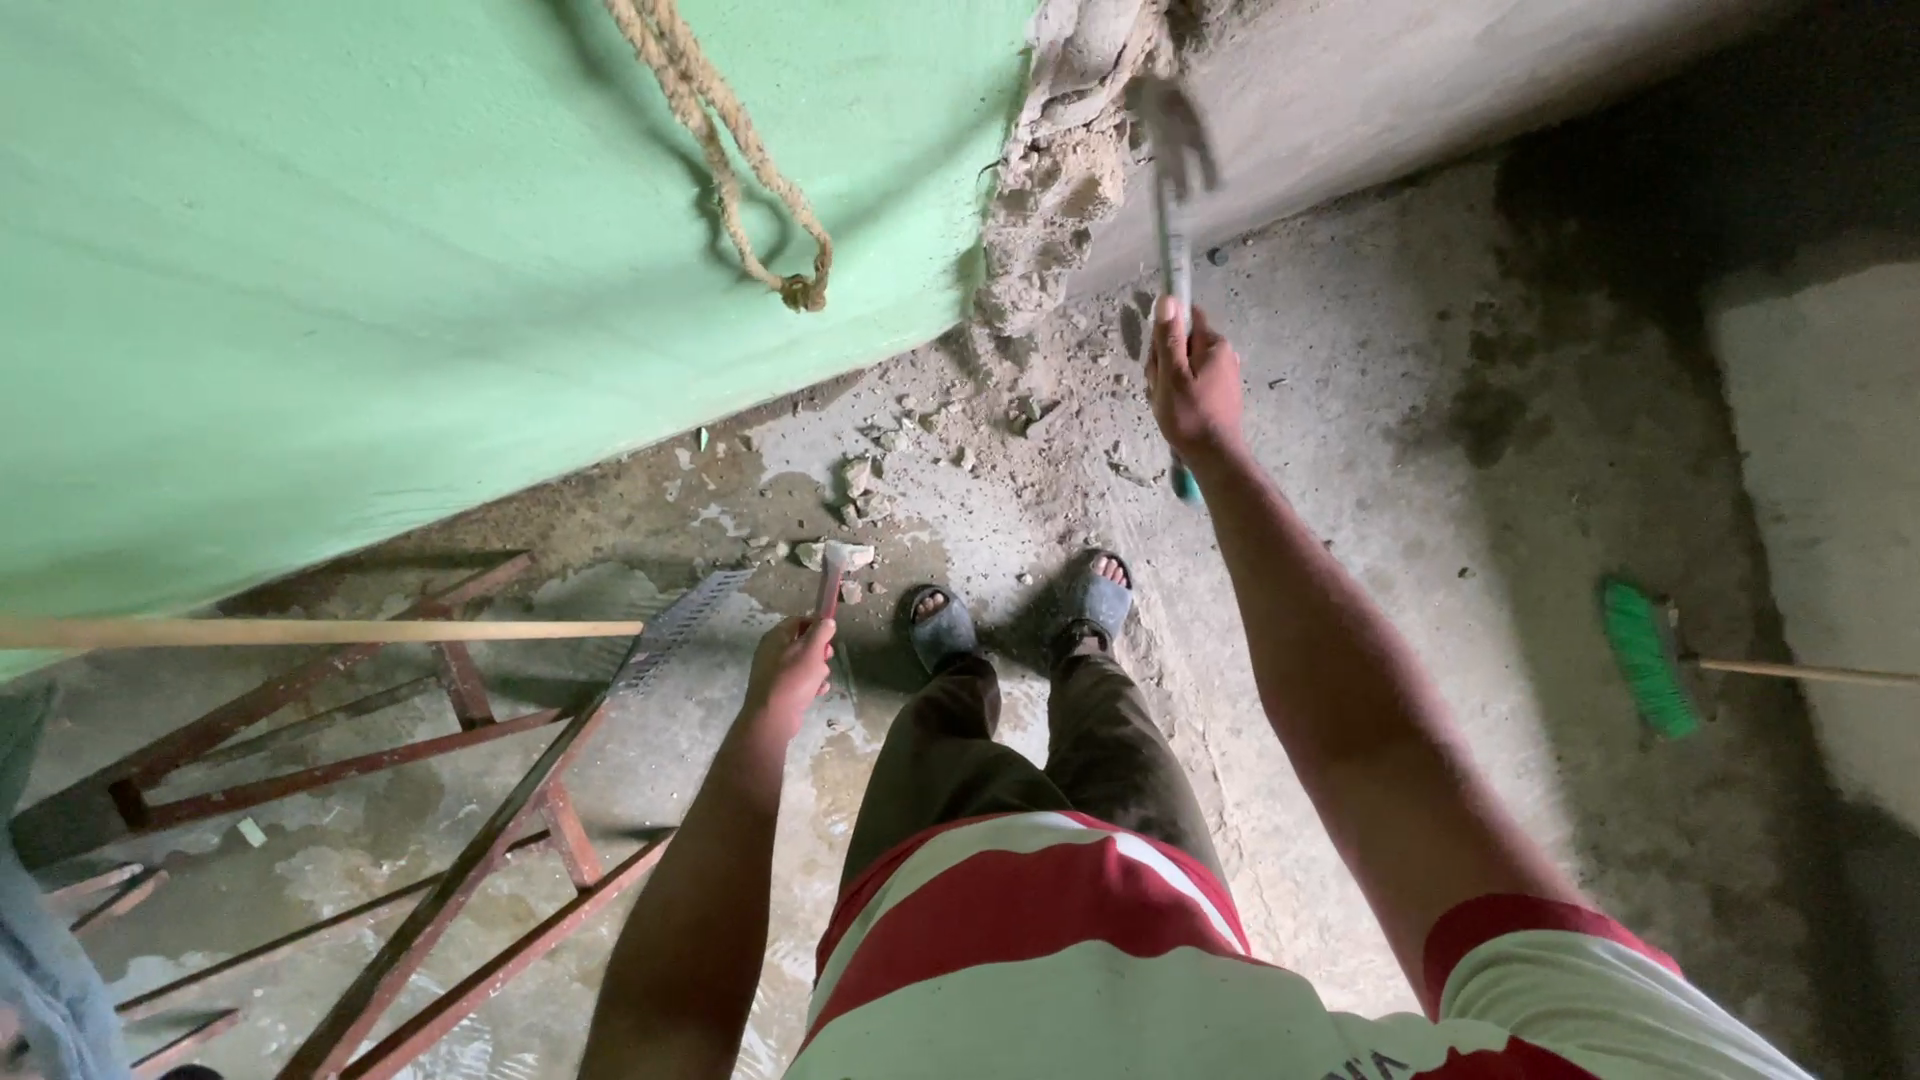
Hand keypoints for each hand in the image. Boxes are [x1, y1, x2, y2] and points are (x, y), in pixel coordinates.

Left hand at [742, 616, 835, 732]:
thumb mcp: (812, 650)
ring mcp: (774, 672)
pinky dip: (811, 684)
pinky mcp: (779, 690)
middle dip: (819, 650)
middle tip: (827, 657)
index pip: (797, 621)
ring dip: (817, 669)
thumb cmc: (793, 679)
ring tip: (821, 679)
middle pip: (802, 643)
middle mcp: (772, 652)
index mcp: (776, 637)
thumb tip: (827, 620)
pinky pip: (799, 681)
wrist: (773, 717)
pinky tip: (819, 691)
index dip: (815, 624)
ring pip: (803, 663)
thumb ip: (821, 632)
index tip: (830, 635)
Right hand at [1146, 296, 1244, 466]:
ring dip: (1167, 381)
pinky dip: (1179, 393)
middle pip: (1182, 344)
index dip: (1165, 335)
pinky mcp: (1220, 393)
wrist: (1213, 456)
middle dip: (1163, 363)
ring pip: (1184, 366)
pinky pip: (1192, 382)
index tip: (1158, 359)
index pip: (1186, 319)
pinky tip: (1174, 411)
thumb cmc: (1189, 415)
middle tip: (1159, 388)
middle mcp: (1224, 354)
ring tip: (1165, 403)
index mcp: (1214, 345)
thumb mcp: (1171, 374)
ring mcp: (1224, 375)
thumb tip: (1168, 298)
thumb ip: (1168, 337)